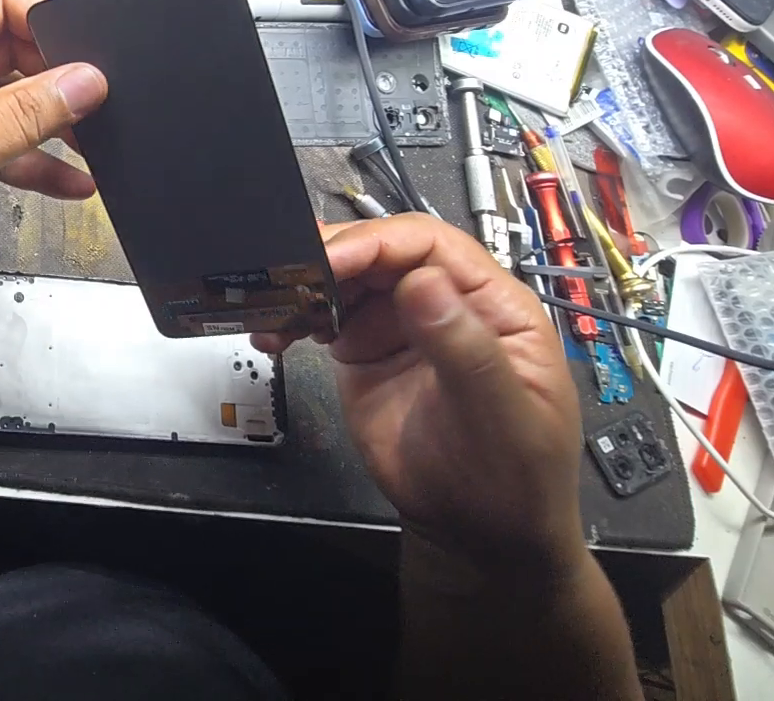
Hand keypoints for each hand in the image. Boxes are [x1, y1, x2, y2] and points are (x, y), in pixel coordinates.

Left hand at [0, 0, 107, 301]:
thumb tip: (89, 80)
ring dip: (51, 124)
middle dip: (58, 77)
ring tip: (101, 145)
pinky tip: (72, 182)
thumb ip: (21, 115)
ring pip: (11, 99)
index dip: (47, 20)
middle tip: (108, 106)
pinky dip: (32, 160)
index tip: (92, 56)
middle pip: (12, 48)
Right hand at [255, 214, 583, 567]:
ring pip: (341, 277)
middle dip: (326, 257)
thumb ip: (464, 348)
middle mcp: (439, 301)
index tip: (326, 263)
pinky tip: (270, 334)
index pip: (427, 244)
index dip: (373, 243)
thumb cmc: (508, 478)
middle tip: (280, 275)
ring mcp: (395, 323)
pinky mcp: (359, 347)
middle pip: (376, 252)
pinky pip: (319, 314)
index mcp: (489, 304)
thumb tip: (422, 281)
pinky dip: (289, 318)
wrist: (472, 530)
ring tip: (265, 305)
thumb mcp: (498, 417)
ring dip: (299, 285)